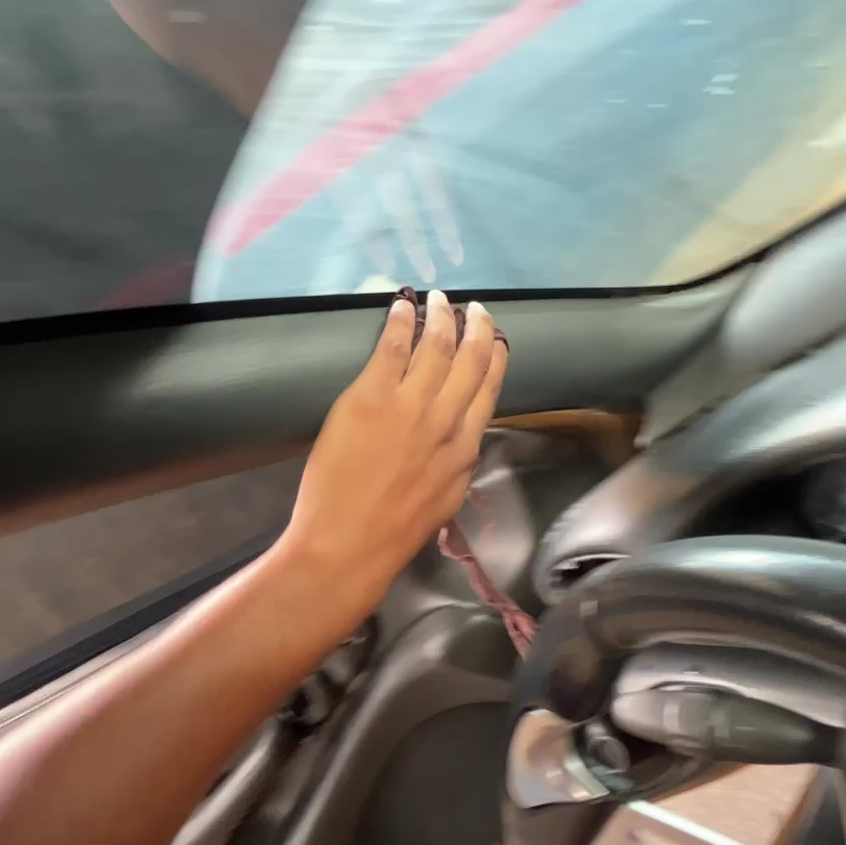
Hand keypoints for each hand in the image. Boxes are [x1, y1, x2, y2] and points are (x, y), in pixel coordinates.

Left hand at [278, 289, 507, 618]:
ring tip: (441, 299)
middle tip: (476, 309)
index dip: (494, 359)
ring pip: (435, 347)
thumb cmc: (395, 532)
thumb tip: (463, 442)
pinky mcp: (370, 398)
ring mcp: (409, 406)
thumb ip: (457, 465)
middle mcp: (445, 421)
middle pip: (469, 362)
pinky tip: (402, 305)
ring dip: (441, 317)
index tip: (496, 339)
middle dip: (476, 329)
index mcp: (465, 449)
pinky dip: (400, 322)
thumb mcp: (446, 500)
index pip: (489, 390)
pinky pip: (391, 347)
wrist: (349, 545)